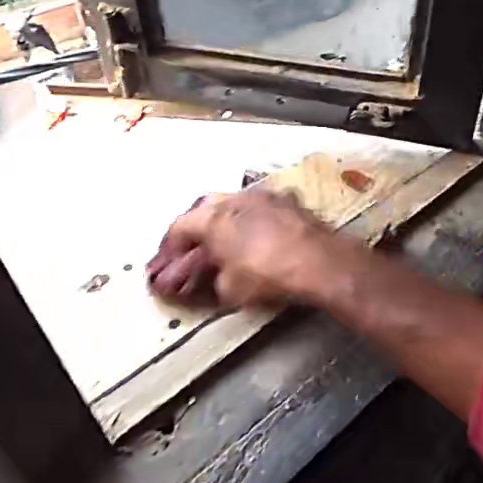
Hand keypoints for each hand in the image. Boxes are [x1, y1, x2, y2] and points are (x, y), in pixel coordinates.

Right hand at [144, 189, 359, 308]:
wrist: (318, 259)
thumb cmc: (267, 273)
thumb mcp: (228, 288)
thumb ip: (206, 279)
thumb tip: (200, 278)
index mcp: (213, 216)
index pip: (179, 227)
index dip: (168, 250)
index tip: (164, 266)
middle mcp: (235, 197)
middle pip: (203, 209)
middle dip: (193, 230)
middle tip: (188, 251)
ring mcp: (263, 194)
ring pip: (233, 204)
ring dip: (222, 222)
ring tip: (220, 242)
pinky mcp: (287, 200)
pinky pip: (259, 208)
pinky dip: (249, 221)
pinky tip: (252, 235)